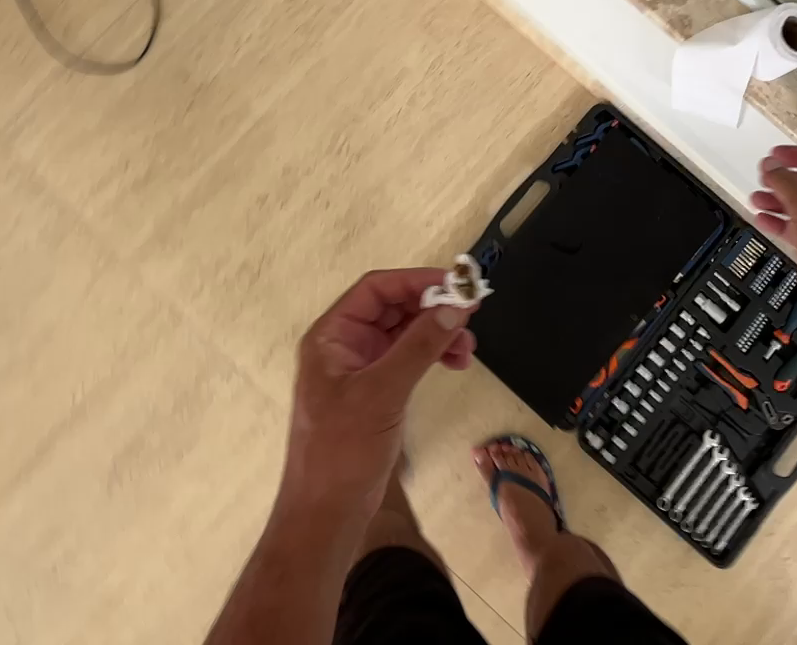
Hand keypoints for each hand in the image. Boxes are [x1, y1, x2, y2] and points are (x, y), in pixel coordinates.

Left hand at [284, 268, 476, 515]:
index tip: (455, 285)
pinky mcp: (377, 391)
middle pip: (394, 308)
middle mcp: (345, 345)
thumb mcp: (382, 392)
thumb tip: (455, 307)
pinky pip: (409, 358)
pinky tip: (455, 362)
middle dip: (432, 309)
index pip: (376, 289)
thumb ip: (419, 346)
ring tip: (468, 347)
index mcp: (332, 335)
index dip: (415, 281)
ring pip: (405, 333)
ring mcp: (361, 368)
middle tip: (470, 313)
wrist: (326, 515)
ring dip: (437, 333)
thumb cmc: (342, 450)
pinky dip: (433, 355)